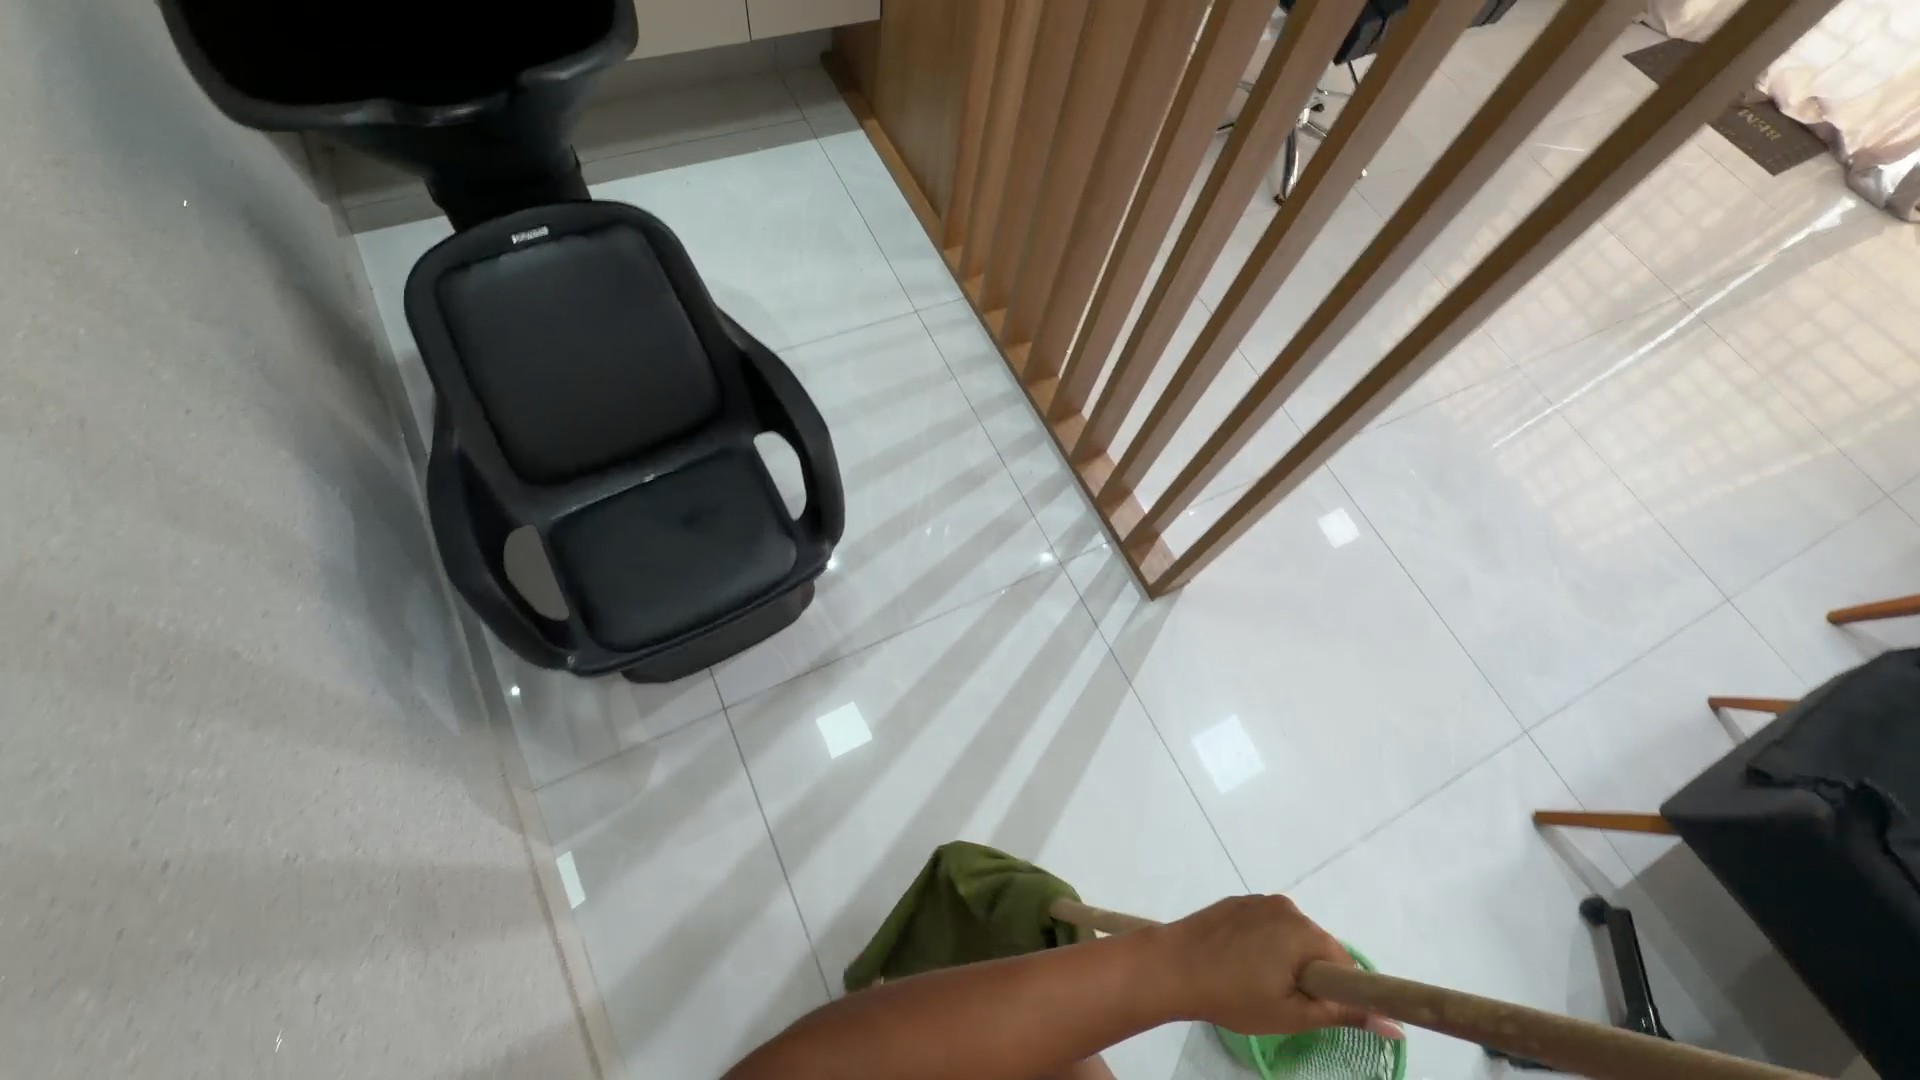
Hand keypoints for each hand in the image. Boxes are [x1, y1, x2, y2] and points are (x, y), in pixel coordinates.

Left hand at [1156, 895, 1404, 1040]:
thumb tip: (1396, 1025)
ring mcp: (1258, 900)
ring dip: (1285, 959)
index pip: (1344, 964)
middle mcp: (1286, 907)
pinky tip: (1240, 964)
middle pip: (1317, 946)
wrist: (1172, 966)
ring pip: (1290, 936)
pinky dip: (1263, 945)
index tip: (1320, 1008)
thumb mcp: (1293, 1014)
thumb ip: (1344, 1014)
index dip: (1339, 991)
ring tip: (1256, 983)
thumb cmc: (1234, 995)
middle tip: (1281, 1001)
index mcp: (1304, 931)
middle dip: (1309, 975)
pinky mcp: (1236, 902)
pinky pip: (1265, 925)